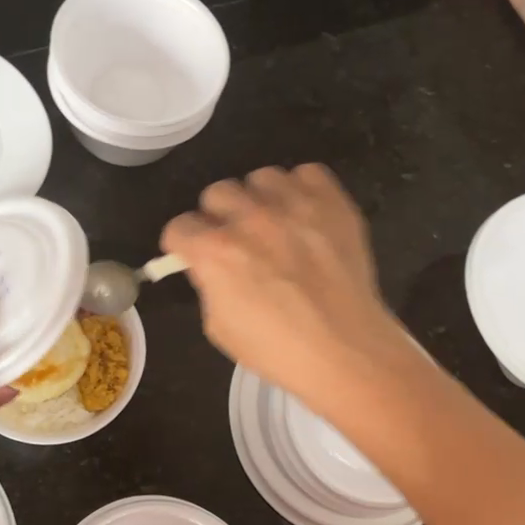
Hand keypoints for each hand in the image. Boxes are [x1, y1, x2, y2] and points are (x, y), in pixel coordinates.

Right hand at [162, 163, 409, 407]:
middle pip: (216, 193)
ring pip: (260, 178)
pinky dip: (300, 190)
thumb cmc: (277, 350)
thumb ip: (209, 284)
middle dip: (218, 217)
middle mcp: (250, 219)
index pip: (179, 227)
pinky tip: (303, 217)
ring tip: (272, 226)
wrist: (345, 351)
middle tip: (235, 242)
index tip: (192, 255)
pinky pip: (306, 173)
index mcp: (215, 252)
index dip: (183, 245)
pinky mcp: (332, 203)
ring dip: (258, 200)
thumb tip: (211, 267)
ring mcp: (295, 205)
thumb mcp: (219, 327)